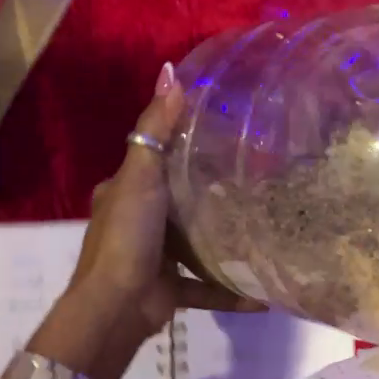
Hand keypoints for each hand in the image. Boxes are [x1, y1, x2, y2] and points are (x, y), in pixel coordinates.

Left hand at [61, 62, 259, 343]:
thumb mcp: (140, 173)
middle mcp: (138, 220)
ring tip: (262, 223)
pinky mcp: (169, 289)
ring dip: (221, 237)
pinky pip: (204, 286)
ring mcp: (154, 256)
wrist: (116, 307)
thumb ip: (157, 128)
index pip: (155, 156)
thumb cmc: (127, 234)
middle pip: (178, 197)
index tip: (224, 128)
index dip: (184, 141)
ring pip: (193, 241)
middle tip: (256, 175)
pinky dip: (229, 290)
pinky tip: (261, 292)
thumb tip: (170, 72)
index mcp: (126, 190)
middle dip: (210, 190)